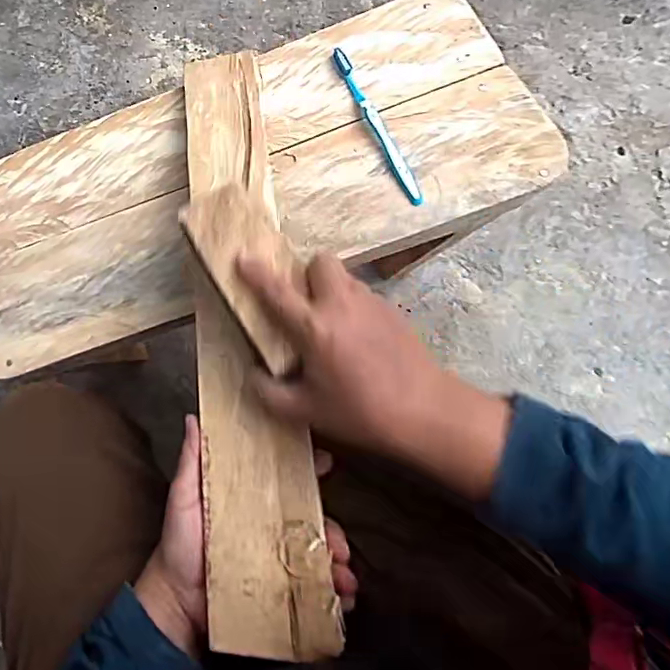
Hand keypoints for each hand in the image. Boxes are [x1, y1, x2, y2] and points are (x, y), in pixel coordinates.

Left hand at [135, 416, 357, 656]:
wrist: (176, 600)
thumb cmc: (178, 544)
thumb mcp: (184, 497)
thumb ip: (192, 461)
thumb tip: (194, 420)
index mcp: (250, 499)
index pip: (284, 478)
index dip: (308, 468)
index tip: (324, 462)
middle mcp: (268, 525)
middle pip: (311, 519)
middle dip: (332, 529)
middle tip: (337, 543)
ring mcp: (276, 558)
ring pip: (318, 554)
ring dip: (338, 563)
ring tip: (341, 575)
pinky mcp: (280, 589)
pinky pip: (315, 589)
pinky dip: (334, 593)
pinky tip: (340, 598)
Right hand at [235, 252, 512, 500]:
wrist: (428, 412)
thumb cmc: (362, 413)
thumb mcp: (308, 413)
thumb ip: (270, 394)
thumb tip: (253, 375)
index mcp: (313, 328)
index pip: (276, 292)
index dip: (255, 273)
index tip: (241, 257)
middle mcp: (340, 305)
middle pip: (319, 261)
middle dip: (307, 273)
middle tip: (304, 303)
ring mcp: (370, 303)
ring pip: (343, 276)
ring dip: (330, 289)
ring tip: (332, 324)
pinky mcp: (392, 310)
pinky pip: (363, 295)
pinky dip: (353, 307)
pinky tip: (360, 340)